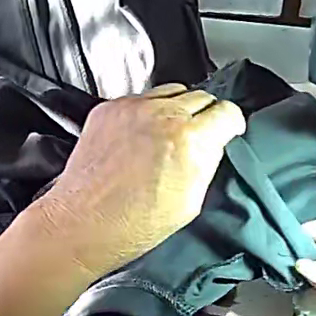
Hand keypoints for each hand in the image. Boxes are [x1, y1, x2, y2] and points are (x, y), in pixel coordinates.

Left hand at [27, 84, 245, 275]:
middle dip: (205, 116)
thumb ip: (207, 164)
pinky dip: (147, 113)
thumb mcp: (191, 202)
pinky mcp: (109, 109)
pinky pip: (141, 99)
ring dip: (177, 109)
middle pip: (201, 97)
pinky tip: (142, 138)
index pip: (227, 112)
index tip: (228, 130)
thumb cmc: (133, 224)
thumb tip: (214, 145)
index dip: (231, 124)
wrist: (85, 223)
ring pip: (171, 91)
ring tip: (168, 137)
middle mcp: (162, 115)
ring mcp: (133, 108)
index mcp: (190, 139)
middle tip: (198, 137)